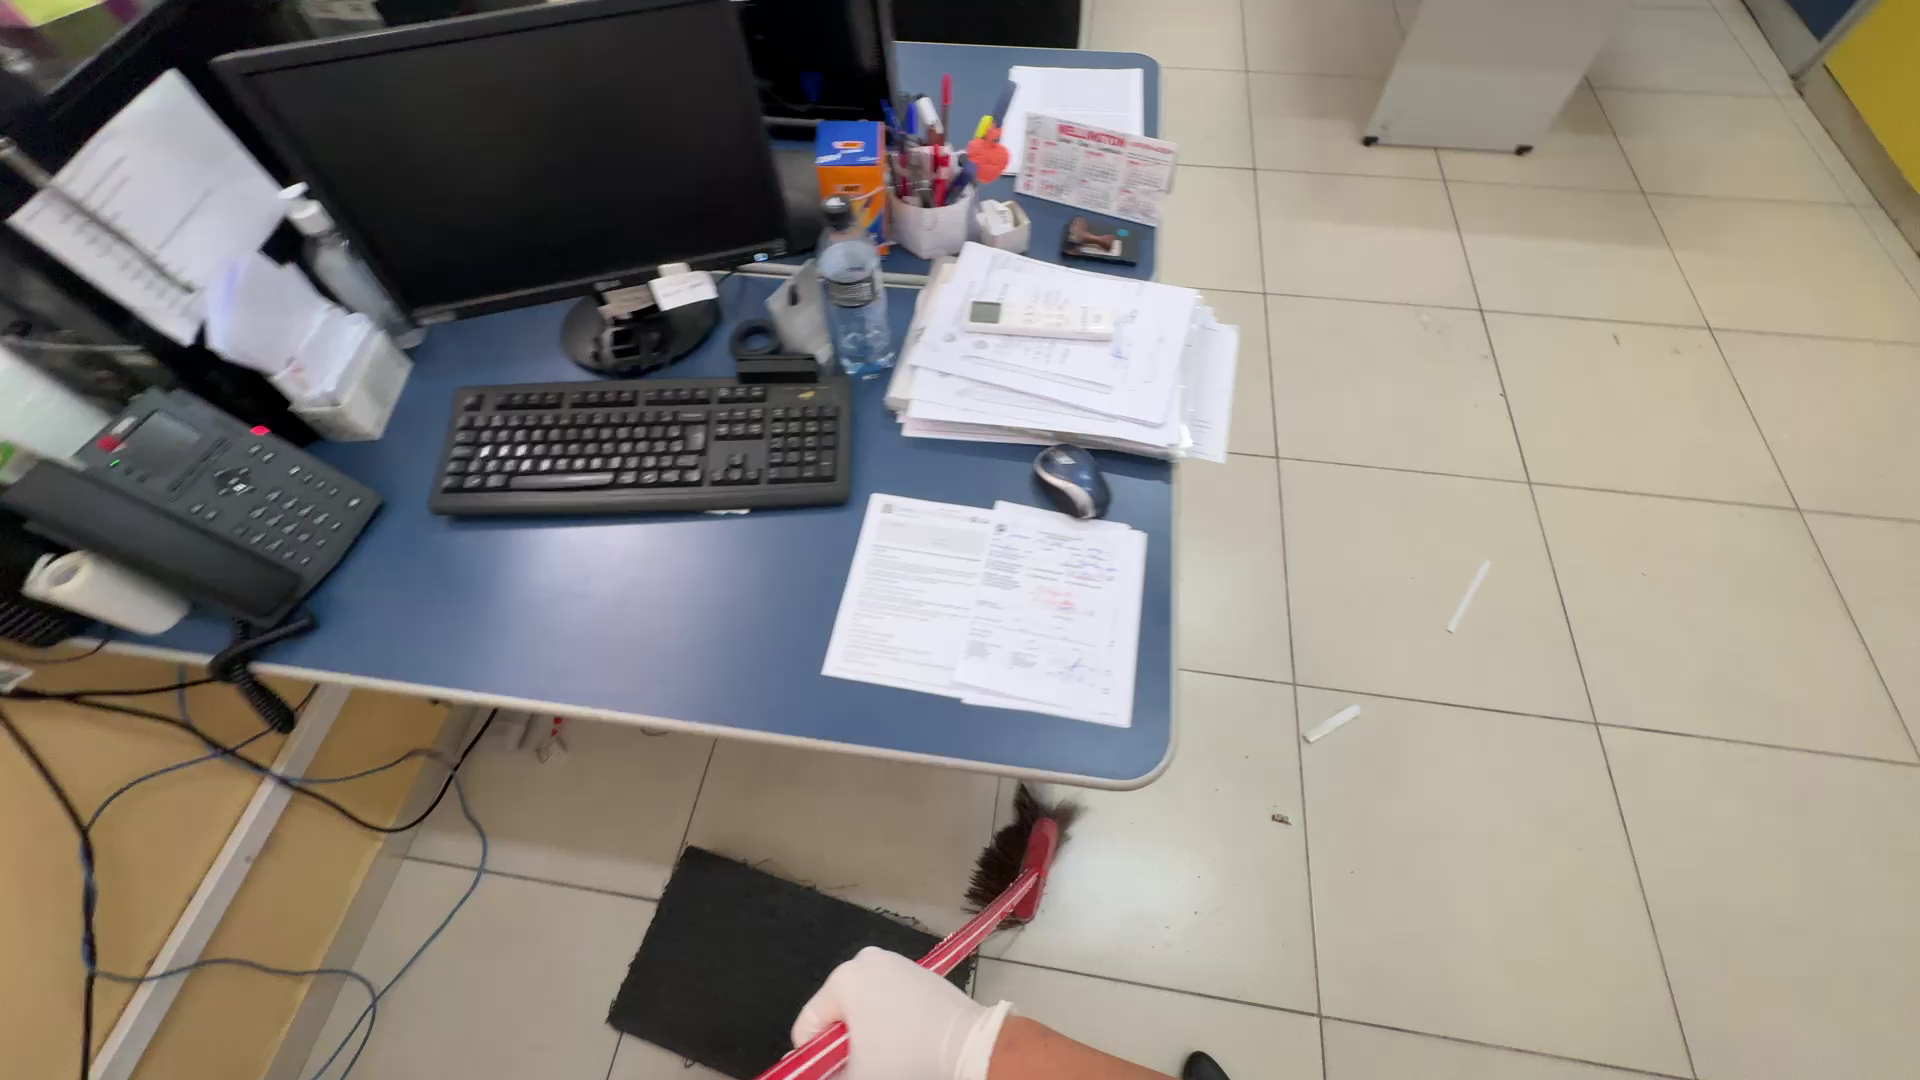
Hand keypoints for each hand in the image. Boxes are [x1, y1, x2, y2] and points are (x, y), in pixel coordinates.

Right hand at [792, 947, 1011, 1079]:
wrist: (965, 1044)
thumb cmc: (903, 1060)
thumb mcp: (856, 1078)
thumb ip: (828, 1077)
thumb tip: (826, 1074)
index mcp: (843, 979)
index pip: (807, 1025)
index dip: (814, 1060)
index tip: (835, 1074)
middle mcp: (865, 960)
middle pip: (836, 1013)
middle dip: (843, 1045)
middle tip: (863, 1067)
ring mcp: (895, 962)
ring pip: (863, 1007)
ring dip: (867, 1034)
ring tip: (887, 1056)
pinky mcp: (918, 972)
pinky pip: (889, 1000)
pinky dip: (889, 1022)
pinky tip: (907, 1042)